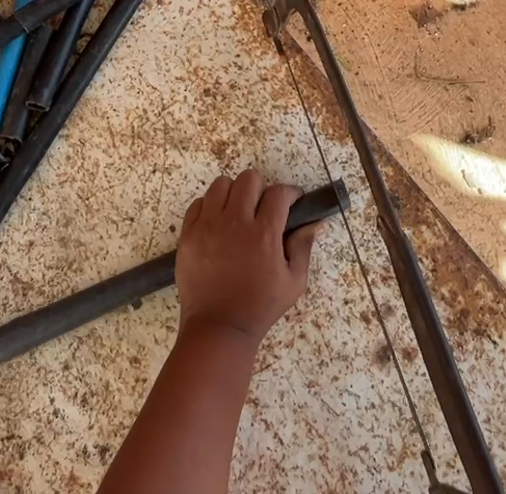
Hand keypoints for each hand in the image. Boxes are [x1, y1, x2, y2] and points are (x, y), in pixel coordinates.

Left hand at [174, 170, 324, 345]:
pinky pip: (198, 203)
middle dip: (261, 188)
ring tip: (238, 211)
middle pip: (248, 179)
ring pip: (221, 185)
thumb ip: (304, 247)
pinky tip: (217, 223)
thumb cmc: (260, 307)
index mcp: (263, 234)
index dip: (290, 193)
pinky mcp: (188, 233)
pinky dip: (210, 207)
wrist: (218, 327)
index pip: (278, 193)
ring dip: (233, 193)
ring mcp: (208, 226)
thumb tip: (317, 222)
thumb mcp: (293, 282)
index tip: (292, 200)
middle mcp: (235, 222)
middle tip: (262, 207)